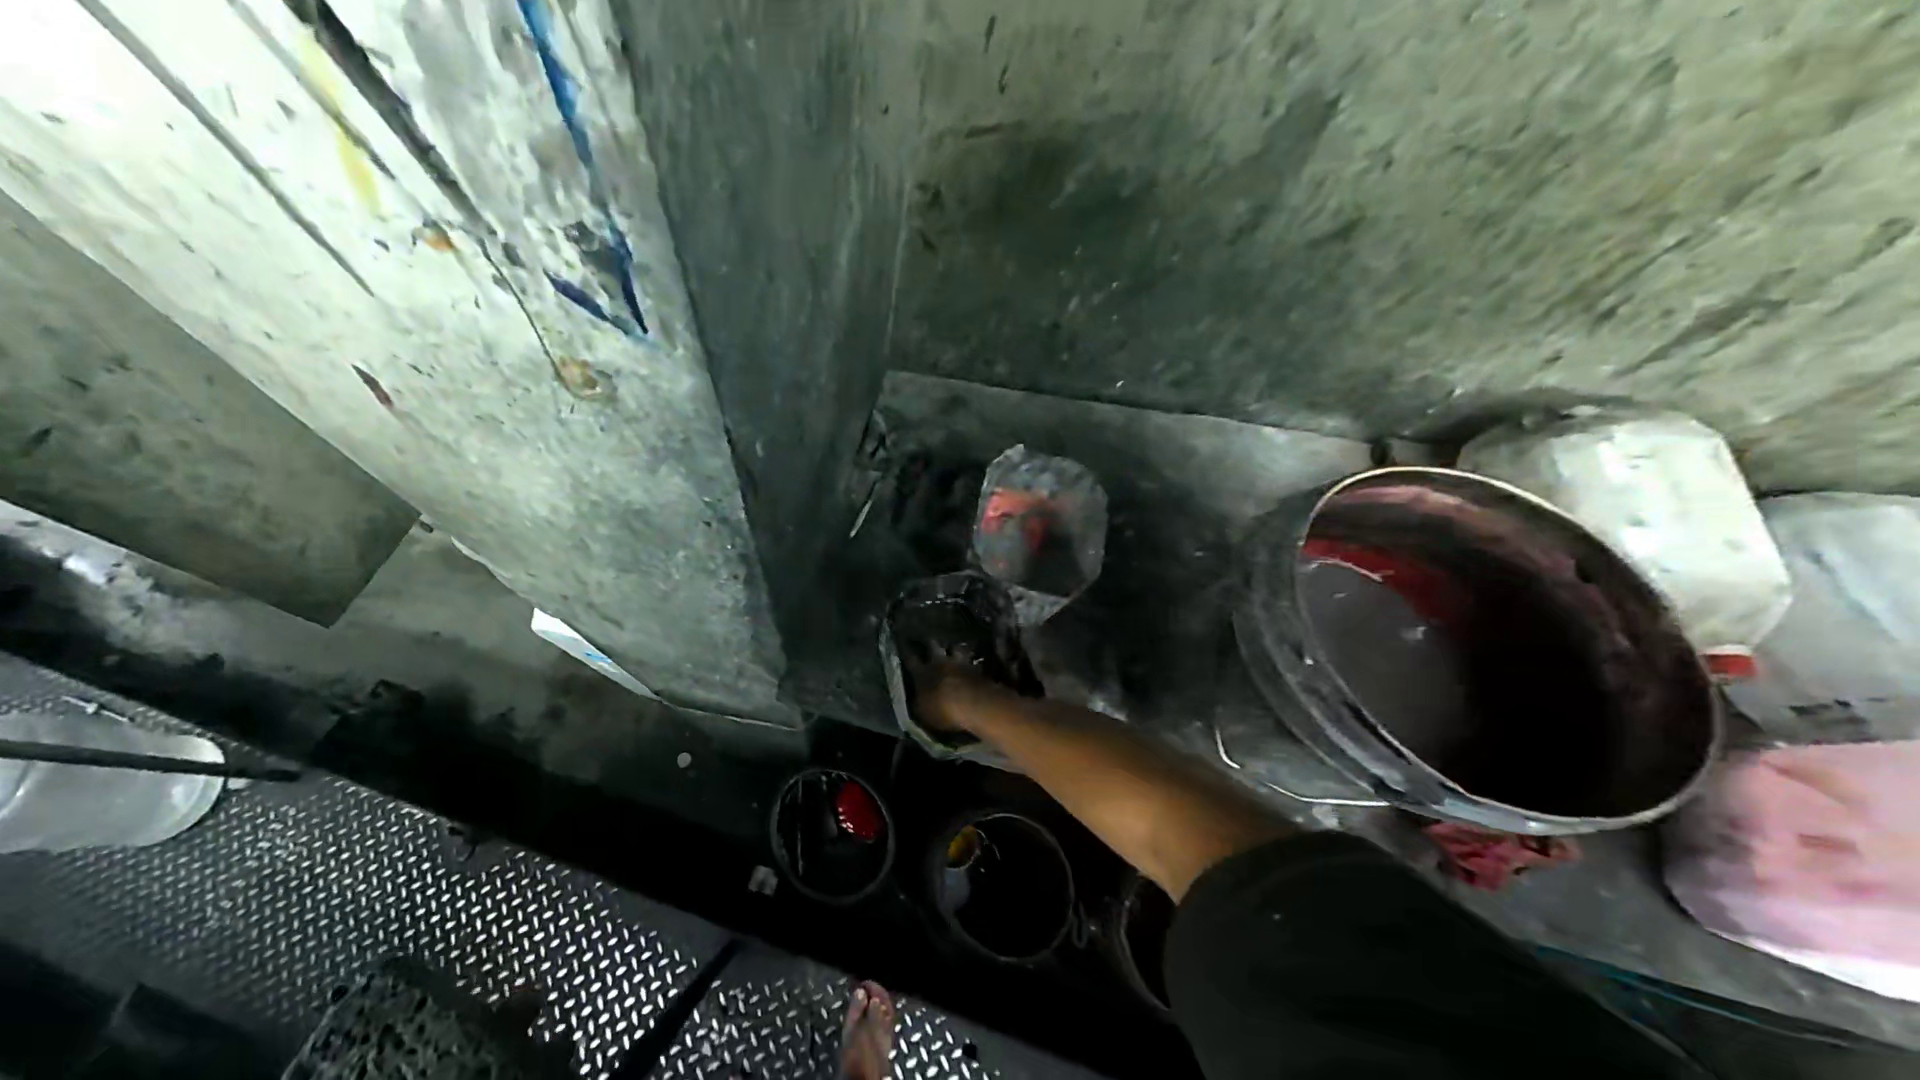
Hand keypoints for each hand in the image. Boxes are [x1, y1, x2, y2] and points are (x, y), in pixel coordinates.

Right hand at [905, 648, 1005, 734]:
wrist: (970, 703)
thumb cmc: (940, 710)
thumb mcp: (921, 711)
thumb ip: (918, 701)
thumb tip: (917, 698)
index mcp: (922, 673)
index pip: (911, 660)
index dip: (908, 653)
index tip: (905, 647)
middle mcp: (939, 663)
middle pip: (933, 646)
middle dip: (930, 643)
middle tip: (929, 639)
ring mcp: (959, 662)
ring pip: (955, 648)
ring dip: (954, 648)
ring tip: (954, 647)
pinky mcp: (976, 667)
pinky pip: (973, 660)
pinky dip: (972, 661)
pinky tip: (974, 662)